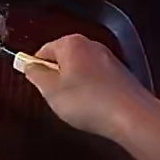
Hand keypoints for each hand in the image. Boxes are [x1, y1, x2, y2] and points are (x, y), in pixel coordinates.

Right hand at [20, 34, 159, 142]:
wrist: (131, 115)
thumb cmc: (86, 101)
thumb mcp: (51, 91)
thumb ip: (36, 74)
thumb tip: (29, 65)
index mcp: (71, 43)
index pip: (44, 50)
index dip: (37, 68)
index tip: (37, 87)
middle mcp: (90, 44)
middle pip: (63, 58)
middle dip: (57, 77)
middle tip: (56, 99)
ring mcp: (108, 57)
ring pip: (81, 69)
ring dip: (75, 85)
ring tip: (77, 107)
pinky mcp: (120, 72)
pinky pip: (97, 78)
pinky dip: (91, 90)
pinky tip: (94, 107)